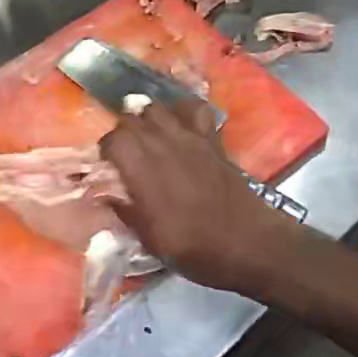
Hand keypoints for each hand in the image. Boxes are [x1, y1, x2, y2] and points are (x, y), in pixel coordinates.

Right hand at [100, 100, 296, 293]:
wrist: (252, 246)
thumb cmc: (197, 248)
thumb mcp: (150, 240)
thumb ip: (124, 211)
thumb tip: (104, 196)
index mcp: (142, 169)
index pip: (111, 139)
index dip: (105, 151)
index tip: (107, 167)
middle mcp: (161, 145)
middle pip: (129, 119)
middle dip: (122, 133)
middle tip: (125, 155)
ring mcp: (188, 137)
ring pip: (156, 108)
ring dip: (147, 120)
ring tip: (149, 138)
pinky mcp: (211, 139)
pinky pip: (193, 108)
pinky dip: (183, 112)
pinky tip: (181, 127)